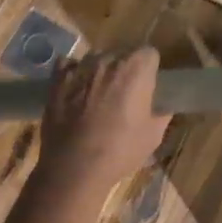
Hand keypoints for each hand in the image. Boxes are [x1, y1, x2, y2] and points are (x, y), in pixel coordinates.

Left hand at [36, 48, 170, 190]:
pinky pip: (68, 65)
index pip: (149, 54)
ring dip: (100, 71)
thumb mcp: (153, 136)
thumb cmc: (119, 151)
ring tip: (97, 95)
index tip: (147, 87)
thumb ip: (162, 113)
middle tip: (124, 94)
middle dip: (125, 69)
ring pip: (96, 58)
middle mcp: (108, 59)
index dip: (149, 70)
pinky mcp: (57, 80)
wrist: (73, 169)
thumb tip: (164, 106)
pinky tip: (74, 90)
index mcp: (136, 68)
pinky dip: (73, 73)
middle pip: (122, 54)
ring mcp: (80, 67)